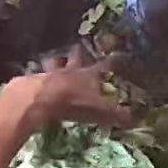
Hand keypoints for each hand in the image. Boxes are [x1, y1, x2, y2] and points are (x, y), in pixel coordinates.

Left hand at [16, 49, 131, 128]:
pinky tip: (35, 78)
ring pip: (55, 61)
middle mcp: (71, 69)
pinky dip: (37, 76)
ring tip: (55, 59)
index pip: (105, 64)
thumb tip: (134, 118)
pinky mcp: (34, 80)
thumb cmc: (73, 102)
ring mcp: (51, 72)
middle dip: (79, 53)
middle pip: (76, 57)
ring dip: (56, 61)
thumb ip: (115, 114)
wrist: (40, 99)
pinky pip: (37, 75)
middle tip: (79, 48)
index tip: (117, 54)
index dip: (112, 60)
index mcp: (89, 74)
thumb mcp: (99, 111)